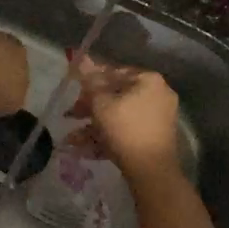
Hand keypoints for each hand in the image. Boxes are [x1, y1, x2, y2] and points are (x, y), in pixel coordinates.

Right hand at [64, 56, 181, 184]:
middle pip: (116, 95)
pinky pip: (127, 131)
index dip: (90, 81)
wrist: (151, 171)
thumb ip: (89, 81)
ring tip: (72, 139)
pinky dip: (107, 137)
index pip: (114, 72)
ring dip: (93, 126)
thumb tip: (79, 56)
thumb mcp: (101, 103)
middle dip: (89, 107)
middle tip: (71, 116)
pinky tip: (84, 150)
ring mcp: (158, 117)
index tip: (74, 93)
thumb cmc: (125, 129)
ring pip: (119, 116)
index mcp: (148, 80)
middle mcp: (157, 94)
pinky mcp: (154, 138)